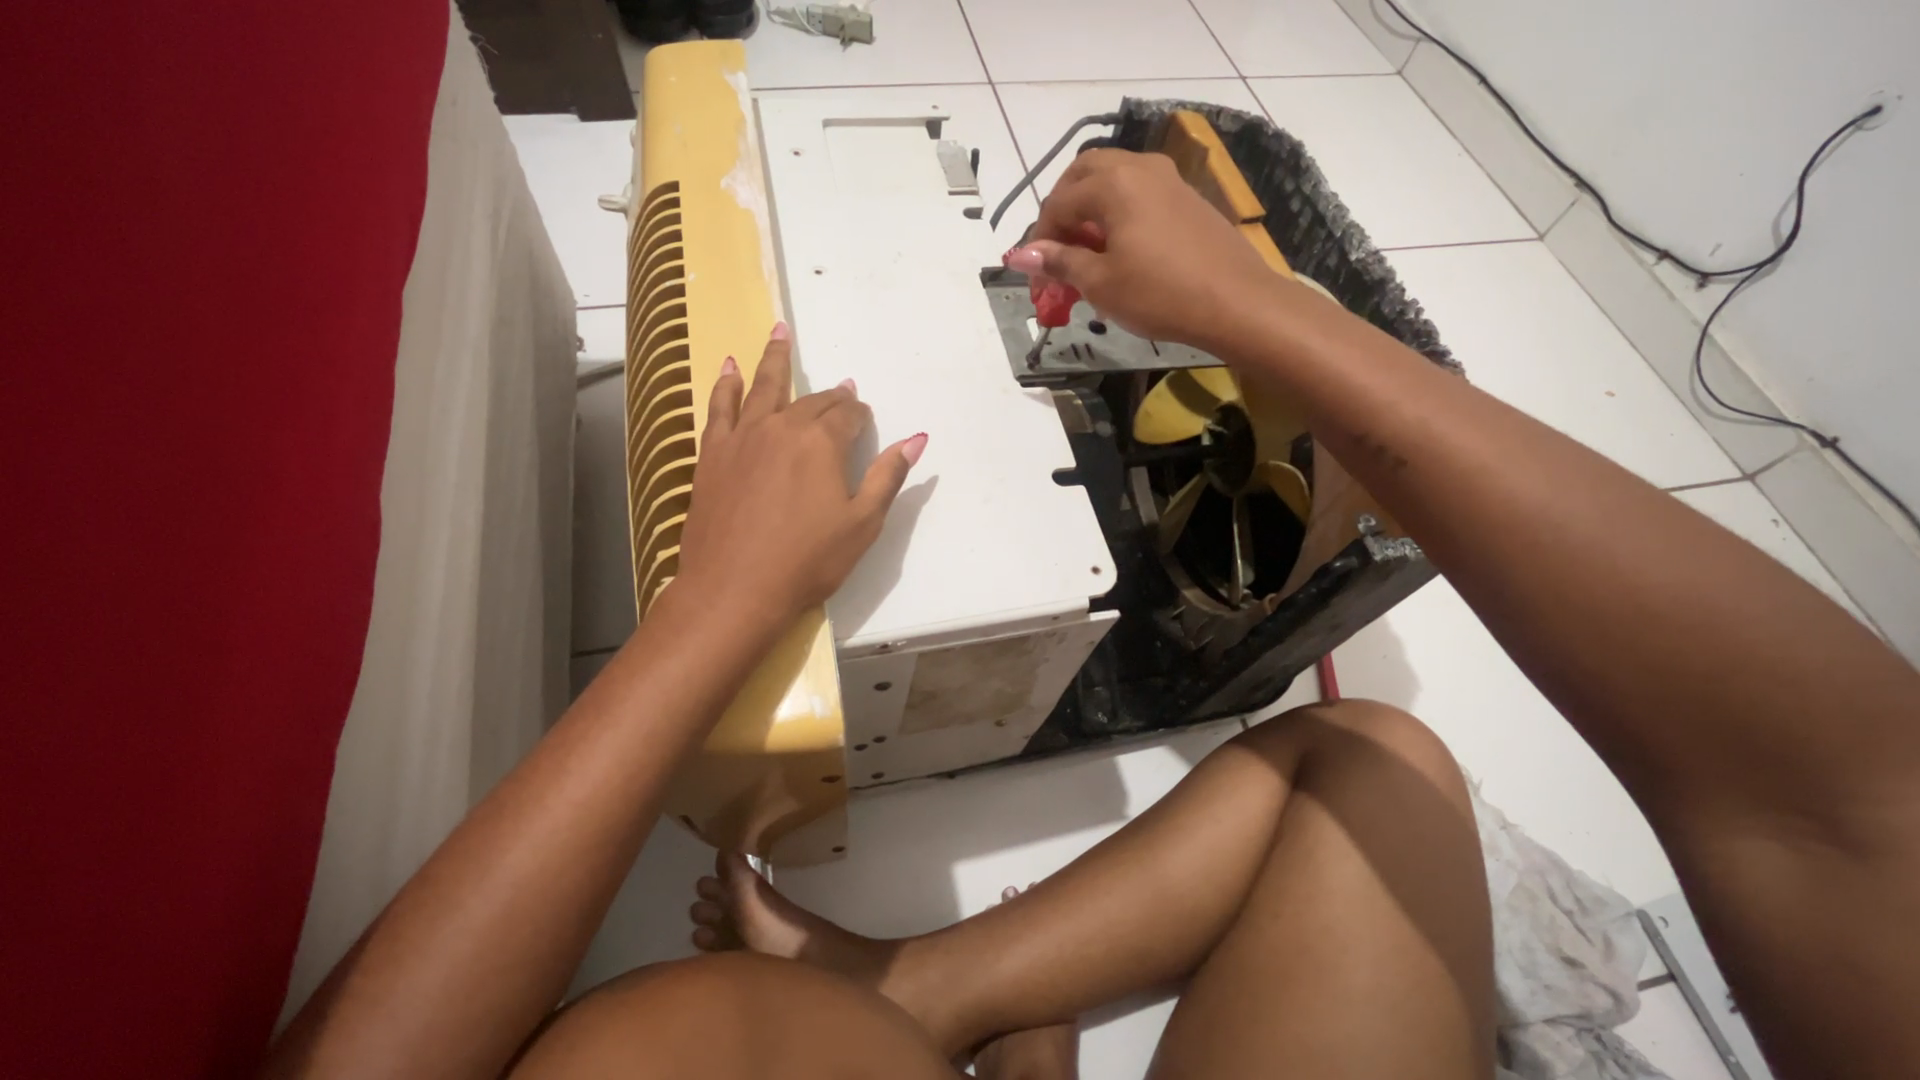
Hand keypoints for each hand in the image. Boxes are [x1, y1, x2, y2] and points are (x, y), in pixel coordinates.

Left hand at [675, 322, 925, 626]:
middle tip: (841, 389)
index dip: (859, 415)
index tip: (863, 416)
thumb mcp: (862, 524)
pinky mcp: (712, 454)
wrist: (734, 589)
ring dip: (774, 358)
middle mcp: (782, 427)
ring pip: (763, 387)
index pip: (847, 416)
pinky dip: (725, 384)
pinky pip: (719, 407)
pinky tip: (728, 367)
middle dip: (830, 396)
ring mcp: (742, 437)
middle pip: (811, 402)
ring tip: (780, 332)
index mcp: (822, 443)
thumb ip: (887, 476)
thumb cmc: (807, 562)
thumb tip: (917, 438)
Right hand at [1004, 149, 1281, 350]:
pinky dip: (1118, 211)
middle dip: (1063, 209)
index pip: (1059, 203)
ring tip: (1086, 251)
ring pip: (1114, 178)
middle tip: (1056, 249)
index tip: (1035, 275)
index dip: (1040, 239)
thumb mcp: (1101, 283)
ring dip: (1090, 208)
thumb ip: (1059, 262)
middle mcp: (1139, 168)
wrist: (1237, 303)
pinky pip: (1139, 192)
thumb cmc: (1160, 294)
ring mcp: (1168, 179)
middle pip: (1084, 173)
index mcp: (1113, 183)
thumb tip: (1020, 256)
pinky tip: (1120, 250)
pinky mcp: (1188, 198)